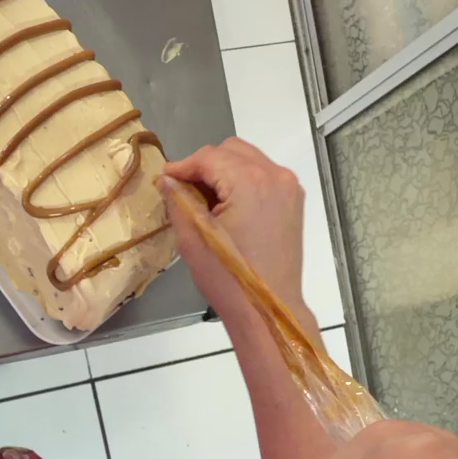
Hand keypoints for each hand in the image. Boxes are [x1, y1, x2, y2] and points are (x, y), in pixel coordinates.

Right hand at [164, 139, 305, 326]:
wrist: (266, 308)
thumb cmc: (228, 280)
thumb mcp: (193, 240)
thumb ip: (178, 202)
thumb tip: (168, 180)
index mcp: (249, 182)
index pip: (209, 157)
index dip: (182, 166)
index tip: (164, 180)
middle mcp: (274, 175)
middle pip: (231, 151)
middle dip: (204, 166)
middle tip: (183, 192)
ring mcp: (288, 187)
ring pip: (248, 160)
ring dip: (223, 172)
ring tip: (205, 202)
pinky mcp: (293, 201)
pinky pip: (263, 176)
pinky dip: (242, 182)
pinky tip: (228, 208)